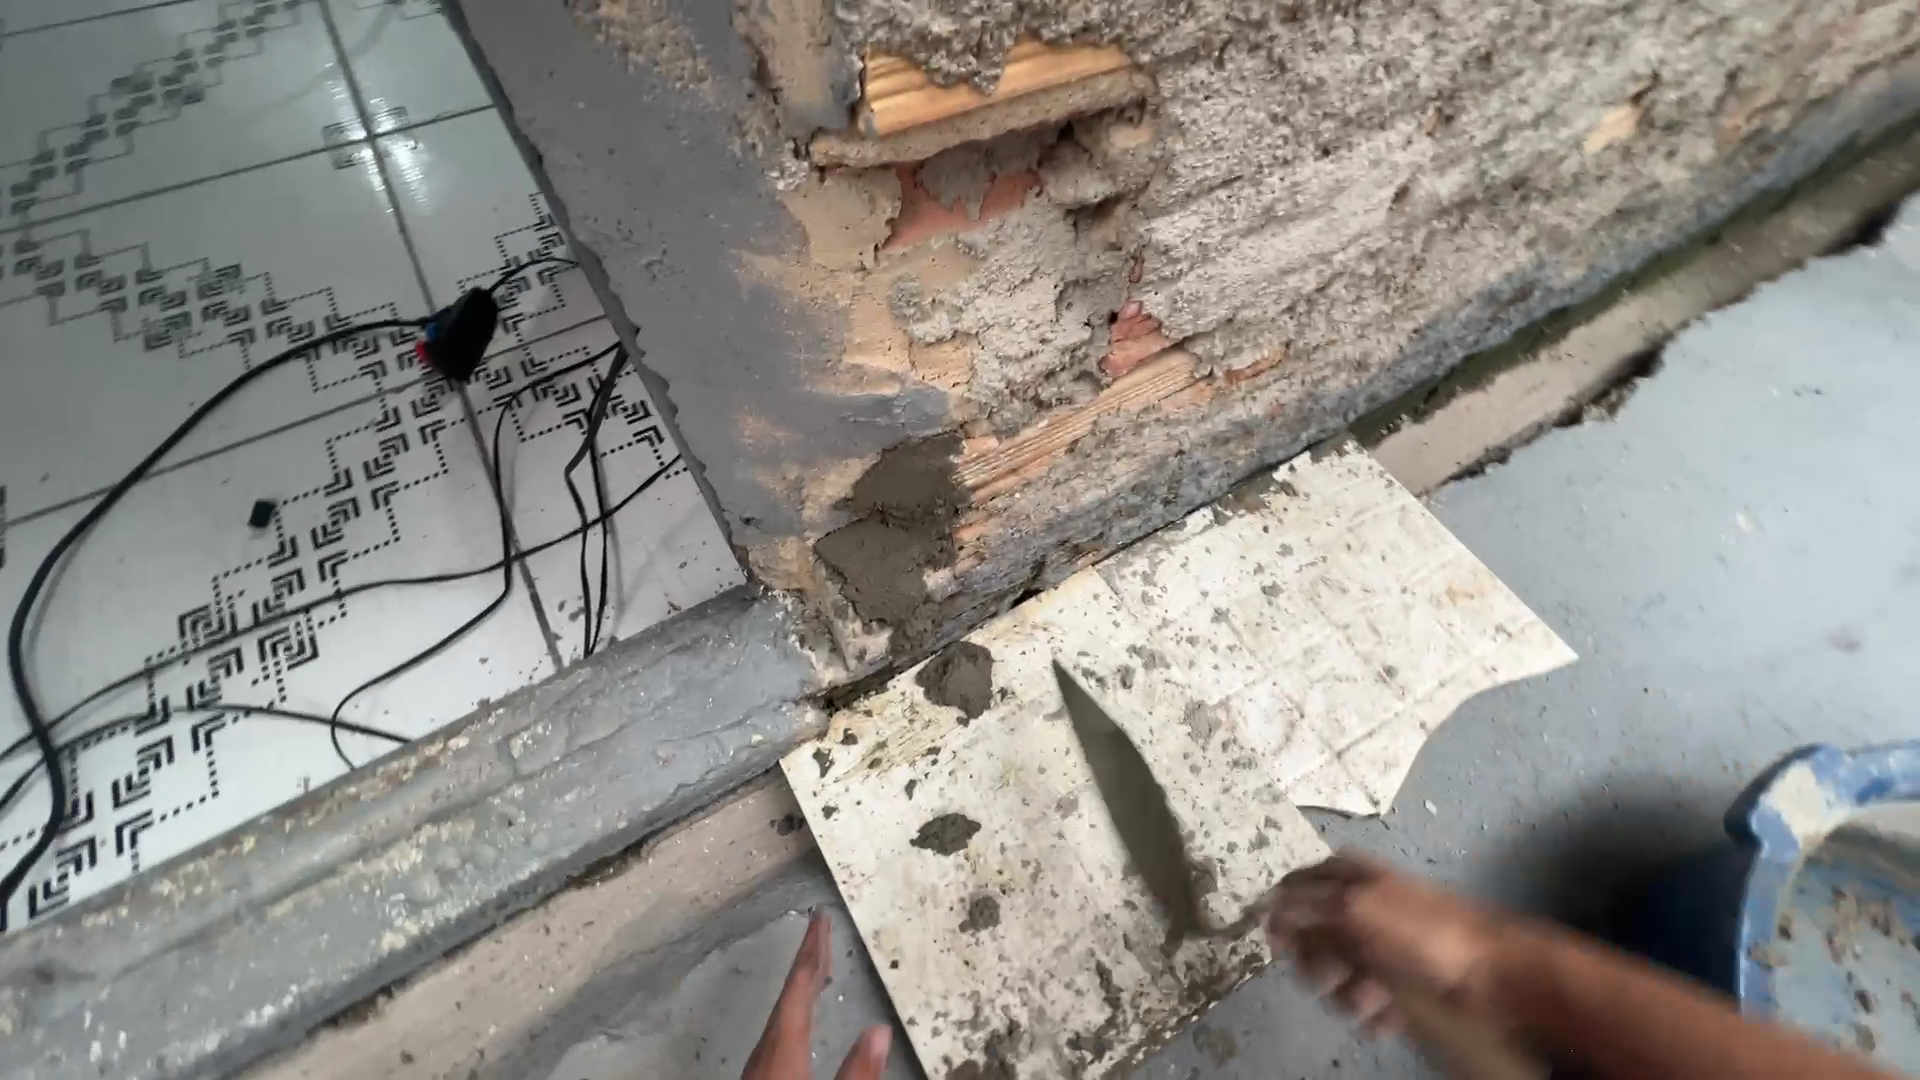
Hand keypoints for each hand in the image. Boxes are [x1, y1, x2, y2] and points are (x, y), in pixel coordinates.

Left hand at [742, 911, 893, 1079]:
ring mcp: (763, 1059)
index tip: (820, 915)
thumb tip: (882, 1029)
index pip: (800, 984)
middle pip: (791, 988)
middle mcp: (769, 1044)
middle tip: (822, 921)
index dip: (813, 947)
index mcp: (784, 1043)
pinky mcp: (763, 1071)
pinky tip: (805, 1009)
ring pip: (785, 1005)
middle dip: (809, 953)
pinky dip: (797, 1000)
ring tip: (820, 956)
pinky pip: (784, 1021)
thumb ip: (857, 1070)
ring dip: (803, 976)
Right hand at [1265, 852, 1514, 1036]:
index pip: (1291, 890)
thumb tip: (1265, 909)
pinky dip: (1369, 1008)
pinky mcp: (1395, 975)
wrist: (1495, 972)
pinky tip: (1382, 1018)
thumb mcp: (1353, 909)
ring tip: (1369, 1002)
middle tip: (1331, 979)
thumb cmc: (1420, 931)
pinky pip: (1365, 992)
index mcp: (1342, 875)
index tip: (1280, 950)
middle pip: (1310, 935)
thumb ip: (1305, 908)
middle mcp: (1354, 903)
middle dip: (1317, 963)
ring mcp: (1375, 940)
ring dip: (1345, 992)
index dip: (1281, 920)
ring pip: (1336, 969)